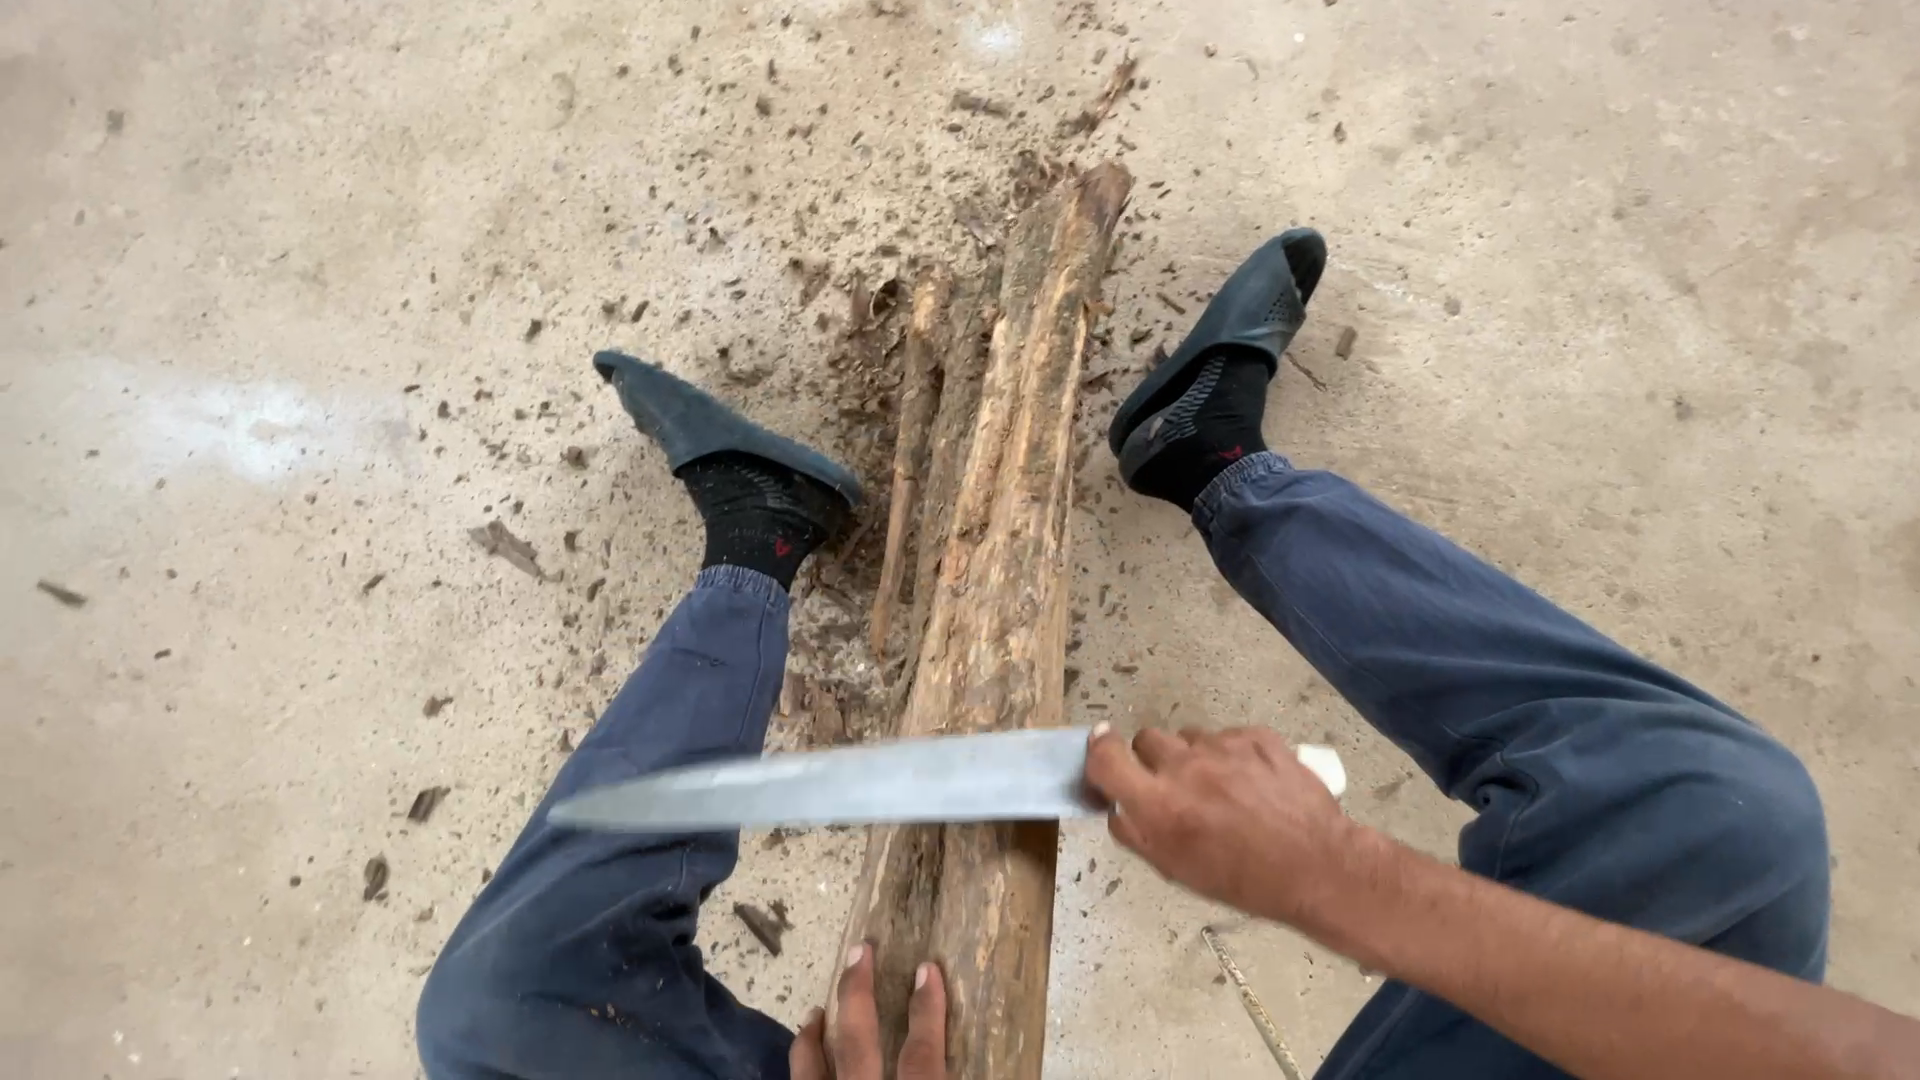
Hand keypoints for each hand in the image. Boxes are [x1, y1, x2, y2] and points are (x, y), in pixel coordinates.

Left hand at [790, 943, 946, 1079]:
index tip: (927, 969)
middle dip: (856, 994)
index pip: (921, 1057)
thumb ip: (940, 1075)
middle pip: (856, 1045)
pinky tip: (804, 1063)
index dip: (927, 1012)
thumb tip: (971, 1064)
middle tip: (860, 949)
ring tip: (814, 1010)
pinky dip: (801, 1070)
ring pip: (812, 1073)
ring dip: (811, 1040)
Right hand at [1085, 724, 1361, 924]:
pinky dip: (1231, 753)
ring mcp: (1223, 747)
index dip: (1097, 748)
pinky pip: (1228, 736)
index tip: (1101, 746)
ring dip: (1194, 756)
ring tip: (1221, 786)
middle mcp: (1184, 767)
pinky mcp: (1256, 736)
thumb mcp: (1176, 870)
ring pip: (1189, 737)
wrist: (1318, 866)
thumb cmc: (1243, 879)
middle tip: (1175, 785)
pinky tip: (1251, 780)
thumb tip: (1116, 805)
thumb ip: (1135, 833)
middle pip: (1146, 739)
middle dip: (1153, 759)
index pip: (1105, 756)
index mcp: (1159, 804)